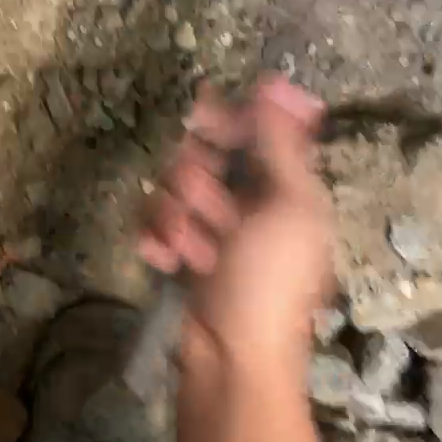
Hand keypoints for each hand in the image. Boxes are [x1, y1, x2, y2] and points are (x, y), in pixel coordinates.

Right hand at [139, 77, 333, 372]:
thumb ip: (282, 144)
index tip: (205, 119)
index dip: (226, 118)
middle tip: (206, 207)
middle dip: (194, 180)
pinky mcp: (175, 245)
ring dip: (175, 216)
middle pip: (200, 152)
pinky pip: (151, 218)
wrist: (229, 357)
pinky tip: (169, 260)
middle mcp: (244, 197)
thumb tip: (280, 84)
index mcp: (281, 185)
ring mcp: (206, 223)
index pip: (250, 126)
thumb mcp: (290, 208)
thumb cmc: (270, 282)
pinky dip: (157, 239)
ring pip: (170, 185)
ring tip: (192, 251)